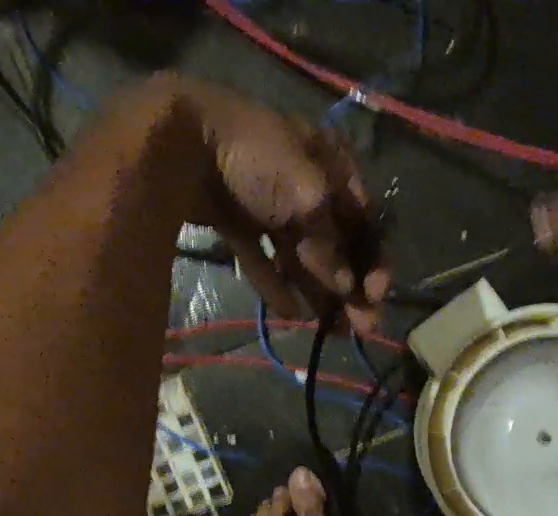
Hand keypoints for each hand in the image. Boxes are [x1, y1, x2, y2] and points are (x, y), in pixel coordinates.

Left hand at [166, 77, 389, 330]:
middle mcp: (303, 183)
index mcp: (330, 165)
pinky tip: (291, 313)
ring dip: (319, 293)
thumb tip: (344, 288)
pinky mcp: (236, 220)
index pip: (364, 222)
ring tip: (333, 330)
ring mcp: (267, 203)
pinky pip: (263, 259)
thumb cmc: (257, 157)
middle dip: (351, 287)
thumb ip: (328, 246)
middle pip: (335, 245)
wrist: (179, 142)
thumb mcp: (306, 197)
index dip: (374, 262)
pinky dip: (276, 284)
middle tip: (364, 327)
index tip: (378, 296)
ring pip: (301, 256)